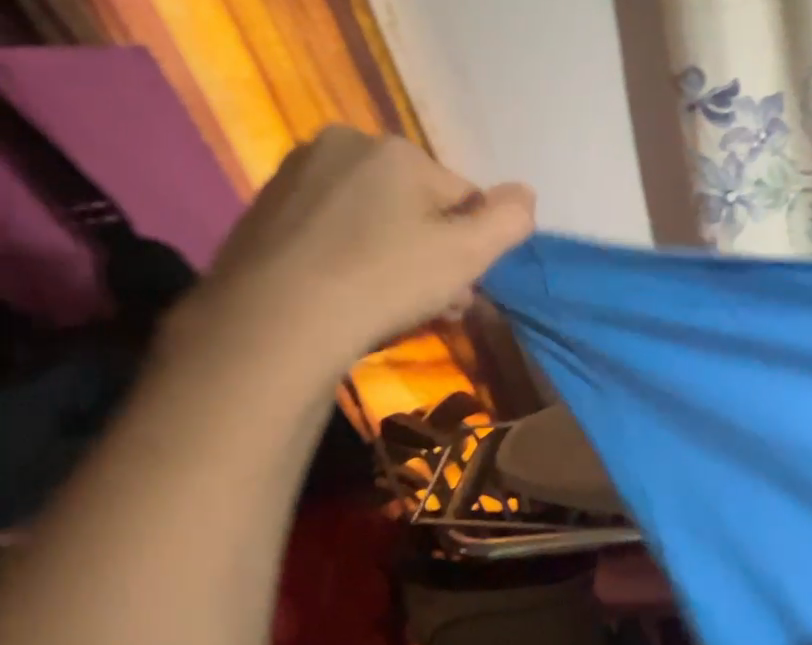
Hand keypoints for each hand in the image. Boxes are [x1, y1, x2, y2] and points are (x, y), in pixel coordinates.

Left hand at [180, 126, 534, 372]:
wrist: (279, 316)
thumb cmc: (386, 279)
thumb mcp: (469, 254)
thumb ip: (509, 220)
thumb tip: (525, 193)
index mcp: (398, 151)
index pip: (466, 197)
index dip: (475, 245)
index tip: (465, 286)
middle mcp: (346, 145)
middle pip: (420, 205)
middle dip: (436, 251)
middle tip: (437, 302)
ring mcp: (300, 172)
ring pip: (379, 217)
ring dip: (401, 257)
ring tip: (399, 304)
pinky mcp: (269, 206)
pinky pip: (338, 228)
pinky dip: (357, 256)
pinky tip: (356, 292)